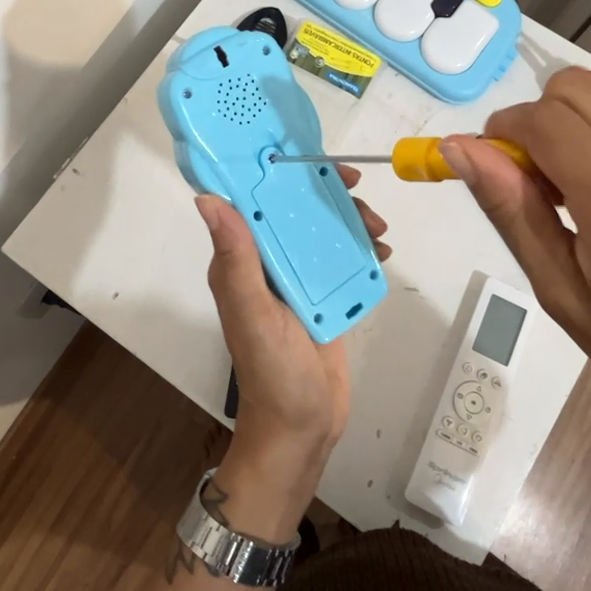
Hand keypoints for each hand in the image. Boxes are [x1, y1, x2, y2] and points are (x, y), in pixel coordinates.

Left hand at [193, 168, 389, 540]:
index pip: (253, 201)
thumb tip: (208, 198)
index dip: (276, 172)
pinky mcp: (322, 298)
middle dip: (325, 195)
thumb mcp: (253, 313)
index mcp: (240, 262)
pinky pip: (340, 260)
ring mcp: (296, 281)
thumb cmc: (273, 373)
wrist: (302, 429)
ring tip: (379, 231)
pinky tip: (381, 253)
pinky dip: (361, 250)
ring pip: (321, 232)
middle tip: (360, 195)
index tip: (311, 160)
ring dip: (349, 221)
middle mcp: (265, 265)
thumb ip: (236, 258)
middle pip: (294, 211)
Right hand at [440, 68, 590, 474]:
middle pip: (576, 88)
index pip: (549, 123)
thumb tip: (460, 148)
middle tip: (532, 176)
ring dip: (569, 122)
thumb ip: (511, 210)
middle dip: (536, 117)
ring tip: (570, 185)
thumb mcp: (560, 293)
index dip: (505, 130)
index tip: (492, 165)